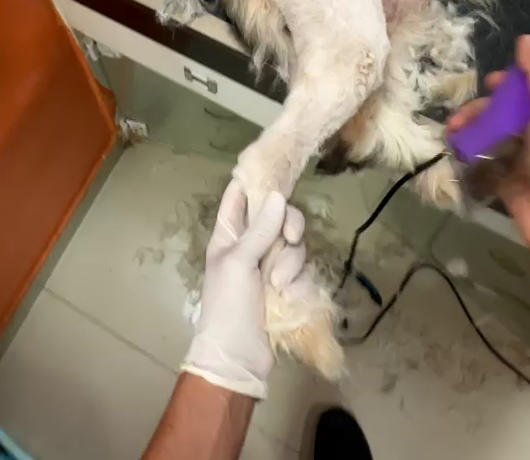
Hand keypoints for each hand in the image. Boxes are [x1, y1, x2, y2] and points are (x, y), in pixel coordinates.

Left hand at [181, 179, 304, 397]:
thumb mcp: (239, 263)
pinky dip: (298, 281)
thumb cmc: (228, 306)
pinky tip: (288, 296)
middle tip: (289, 238)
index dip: (257, 180)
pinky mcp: (286, 284)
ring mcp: (269, 264)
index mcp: (229, 233)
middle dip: (288, 225)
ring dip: (290, 262)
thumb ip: (259, 229)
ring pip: (293, 243)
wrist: (238, 358)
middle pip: (278, 214)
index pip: (241, 194)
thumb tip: (277, 195)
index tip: (279, 171)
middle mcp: (250, 243)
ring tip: (278, 285)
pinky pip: (301, 268)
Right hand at [448, 34, 529, 253]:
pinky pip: (486, 163)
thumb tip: (528, 38)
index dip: (510, 83)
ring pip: (493, 137)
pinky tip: (456, 153)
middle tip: (460, 116)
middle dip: (481, 110)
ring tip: (452, 135)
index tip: (489, 82)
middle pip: (506, 114)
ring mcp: (525, 163)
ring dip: (471, 131)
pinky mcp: (509, 185)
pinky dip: (470, 156)